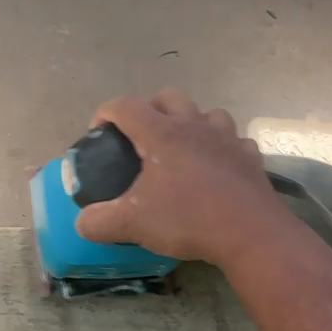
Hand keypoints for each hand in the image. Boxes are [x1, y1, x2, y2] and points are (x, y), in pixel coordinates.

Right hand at [75, 90, 286, 266]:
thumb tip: (82, 223)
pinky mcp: (249, 157)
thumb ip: (98, 222)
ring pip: (207, 113)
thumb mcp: (131, 225)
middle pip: (169, 97)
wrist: (250, 233)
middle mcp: (194, 126)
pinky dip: (222, 147)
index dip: (106, 113)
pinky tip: (216, 166)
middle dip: (151, 108)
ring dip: (191, 122)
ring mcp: (227, 139)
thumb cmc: (187, 219)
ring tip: (182, 147)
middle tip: (141, 135)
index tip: (99, 132)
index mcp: (161, 134)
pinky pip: (234, 140)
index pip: (125, 106)